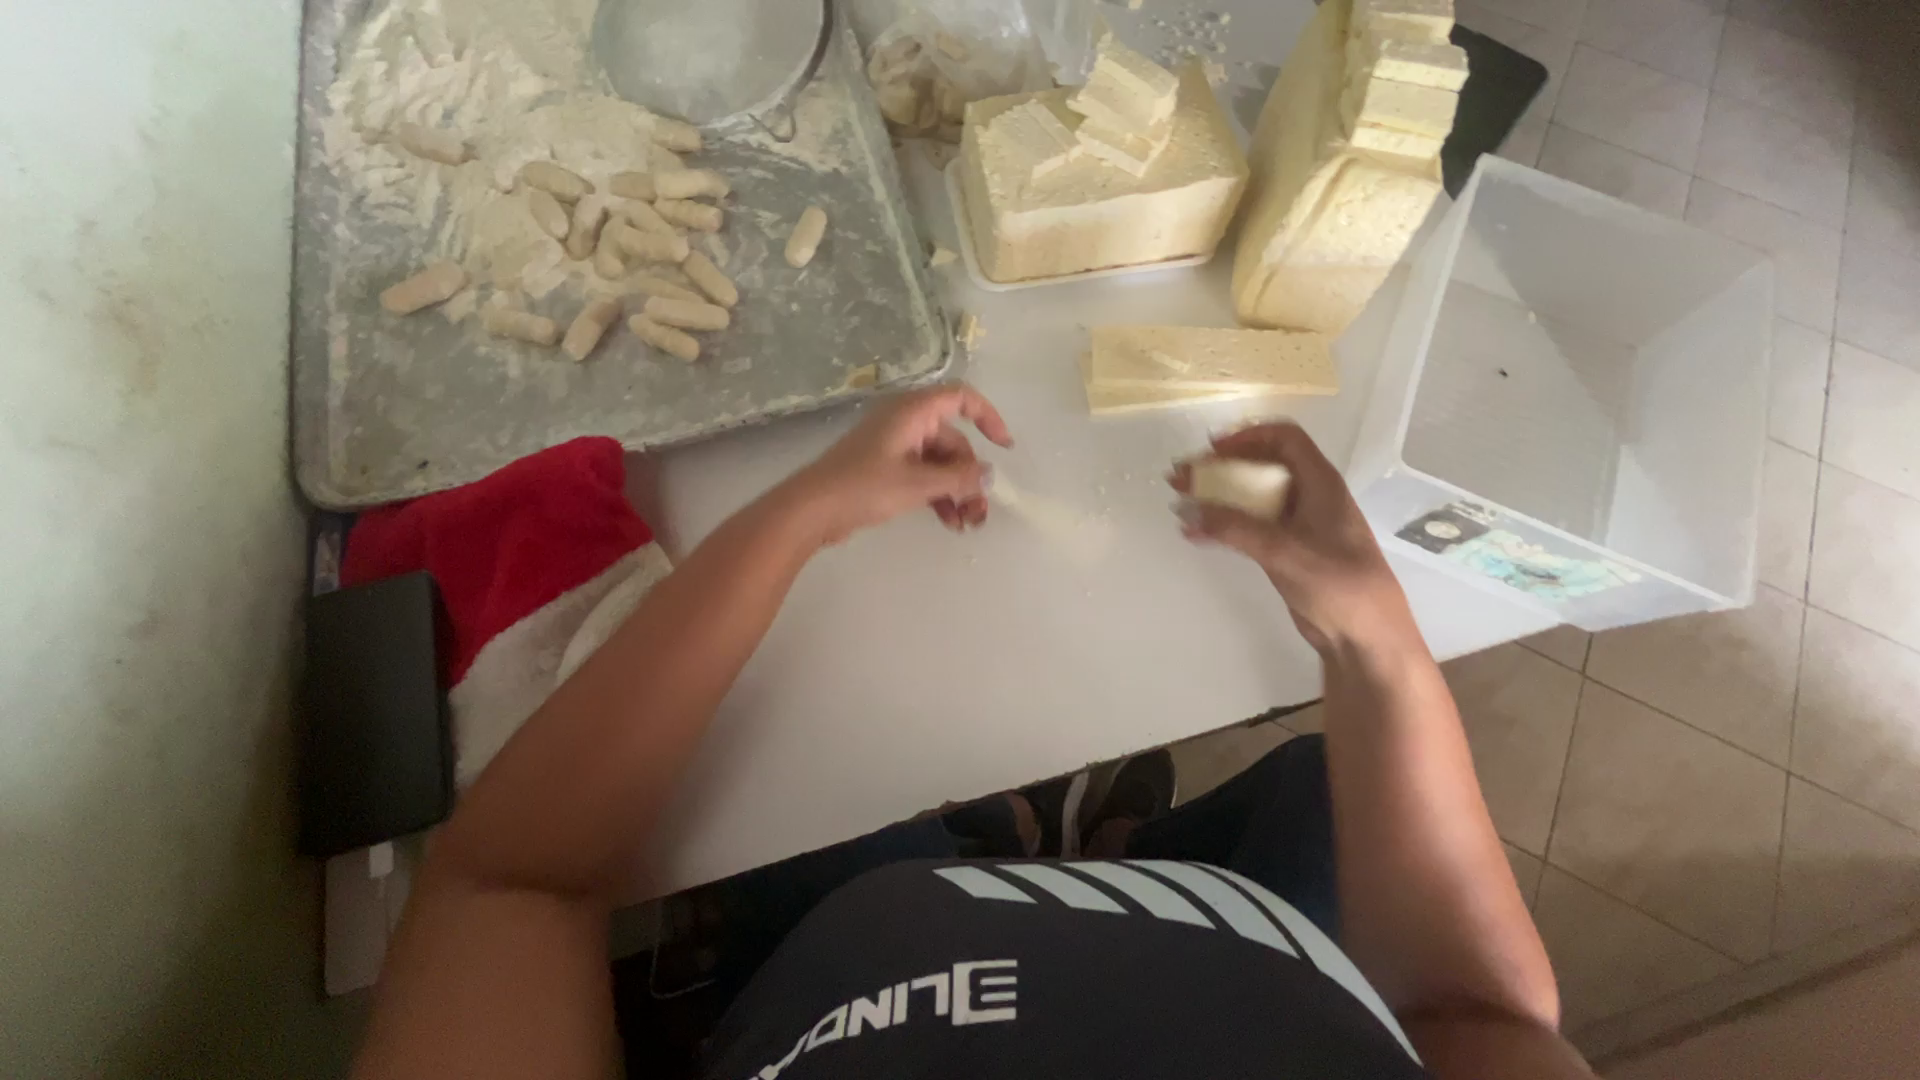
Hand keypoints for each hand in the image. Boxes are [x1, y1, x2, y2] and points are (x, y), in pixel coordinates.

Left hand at [786, 383, 1013, 544]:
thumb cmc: (863, 487)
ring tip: (967, 526)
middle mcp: (906, 423)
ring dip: (956, 492)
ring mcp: (895, 447)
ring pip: (940, 464)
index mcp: (913, 412)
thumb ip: (958, 478)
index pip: (961, 398)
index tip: (1004, 447)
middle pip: (954, 442)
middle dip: (971, 477)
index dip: (988, 417)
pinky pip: (923, 476)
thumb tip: (990, 476)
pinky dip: (938, 496)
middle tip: (980, 513)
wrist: (812, 510)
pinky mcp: (885, 469)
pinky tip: (949, 523)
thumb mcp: (918, 484)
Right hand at [1172, 422, 1417, 653]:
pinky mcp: (1286, 550)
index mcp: (1320, 484)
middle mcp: (1308, 497)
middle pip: (1261, 466)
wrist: (1365, 636)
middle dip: (1220, 468)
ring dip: (1216, 496)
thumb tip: (1186, 511)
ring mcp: (1297, 525)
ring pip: (1251, 497)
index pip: (1284, 439)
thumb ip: (1234, 528)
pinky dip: (1222, 524)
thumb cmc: (1337, 584)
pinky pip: (1249, 526)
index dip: (1247, 437)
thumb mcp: (1283, 551)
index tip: (1211, 450)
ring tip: (1180, 501)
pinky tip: (1196, 532)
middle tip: (1181, 478)